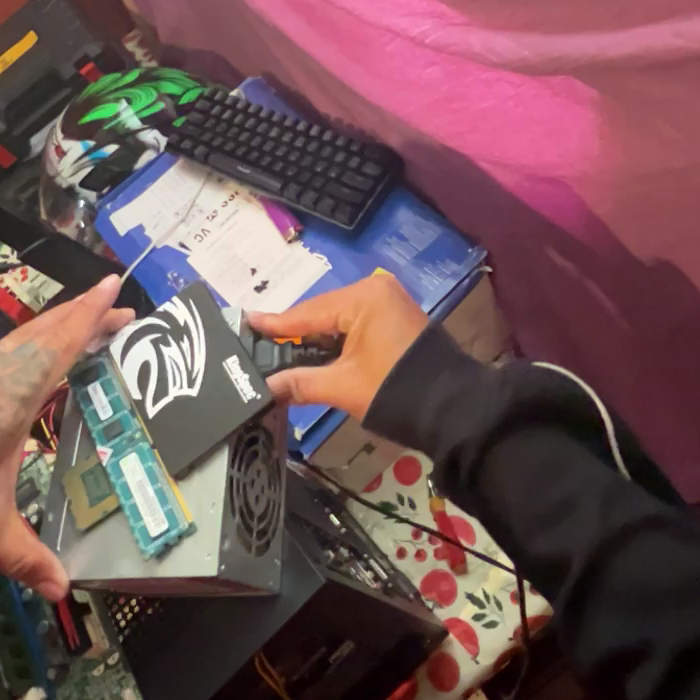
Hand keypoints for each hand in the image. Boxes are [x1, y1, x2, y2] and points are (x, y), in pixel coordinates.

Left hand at [0, 276, 133, 600]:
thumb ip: (27, 556)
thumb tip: (65, 591)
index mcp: (21, 397)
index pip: (64, 346)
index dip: (92, 318)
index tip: (116, 291)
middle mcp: (2, 375)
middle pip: (49, 334)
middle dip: (86, 317)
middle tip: (120, 308)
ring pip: (19, 335)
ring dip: (52, 320)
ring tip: (77, 308)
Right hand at [246, 273, 425, 423]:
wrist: (453, 409)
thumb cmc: (395, 392)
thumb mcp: (342, 387)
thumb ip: (299, 382)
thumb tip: (263, 388)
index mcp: (362, 297)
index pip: (307, 313)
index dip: (275, 324)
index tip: (246, 323)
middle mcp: (375, 290)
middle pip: (322, 314)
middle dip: (294, 334)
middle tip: (260, 345)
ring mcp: (389, 302)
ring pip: (339, 320)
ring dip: (315, 339)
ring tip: (281, 352)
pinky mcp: (396, 317)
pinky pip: (356, 324)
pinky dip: (337, 340)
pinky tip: (316, 354)